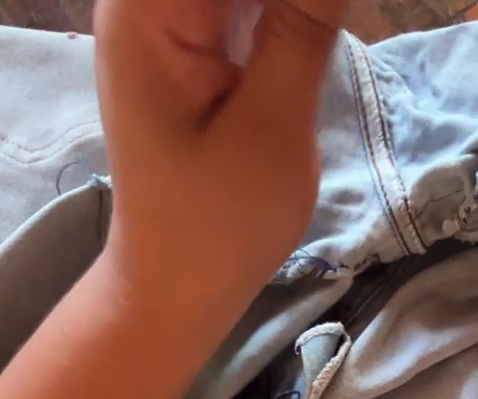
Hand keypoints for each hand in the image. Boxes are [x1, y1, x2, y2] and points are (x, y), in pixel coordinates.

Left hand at [94, 0, 349, 339]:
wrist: (177, 289)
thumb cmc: (217, 227)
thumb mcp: (271, 127)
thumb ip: (304, 24)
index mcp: (149, 6)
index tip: (329, 17)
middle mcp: (147, 0)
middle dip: (296, 5)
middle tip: (331, 32)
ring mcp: (167, 21)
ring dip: (293, 13)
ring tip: (327, 37)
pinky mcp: (191, 47)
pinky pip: (243, 6)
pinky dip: (282, 17)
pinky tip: (314, 31)